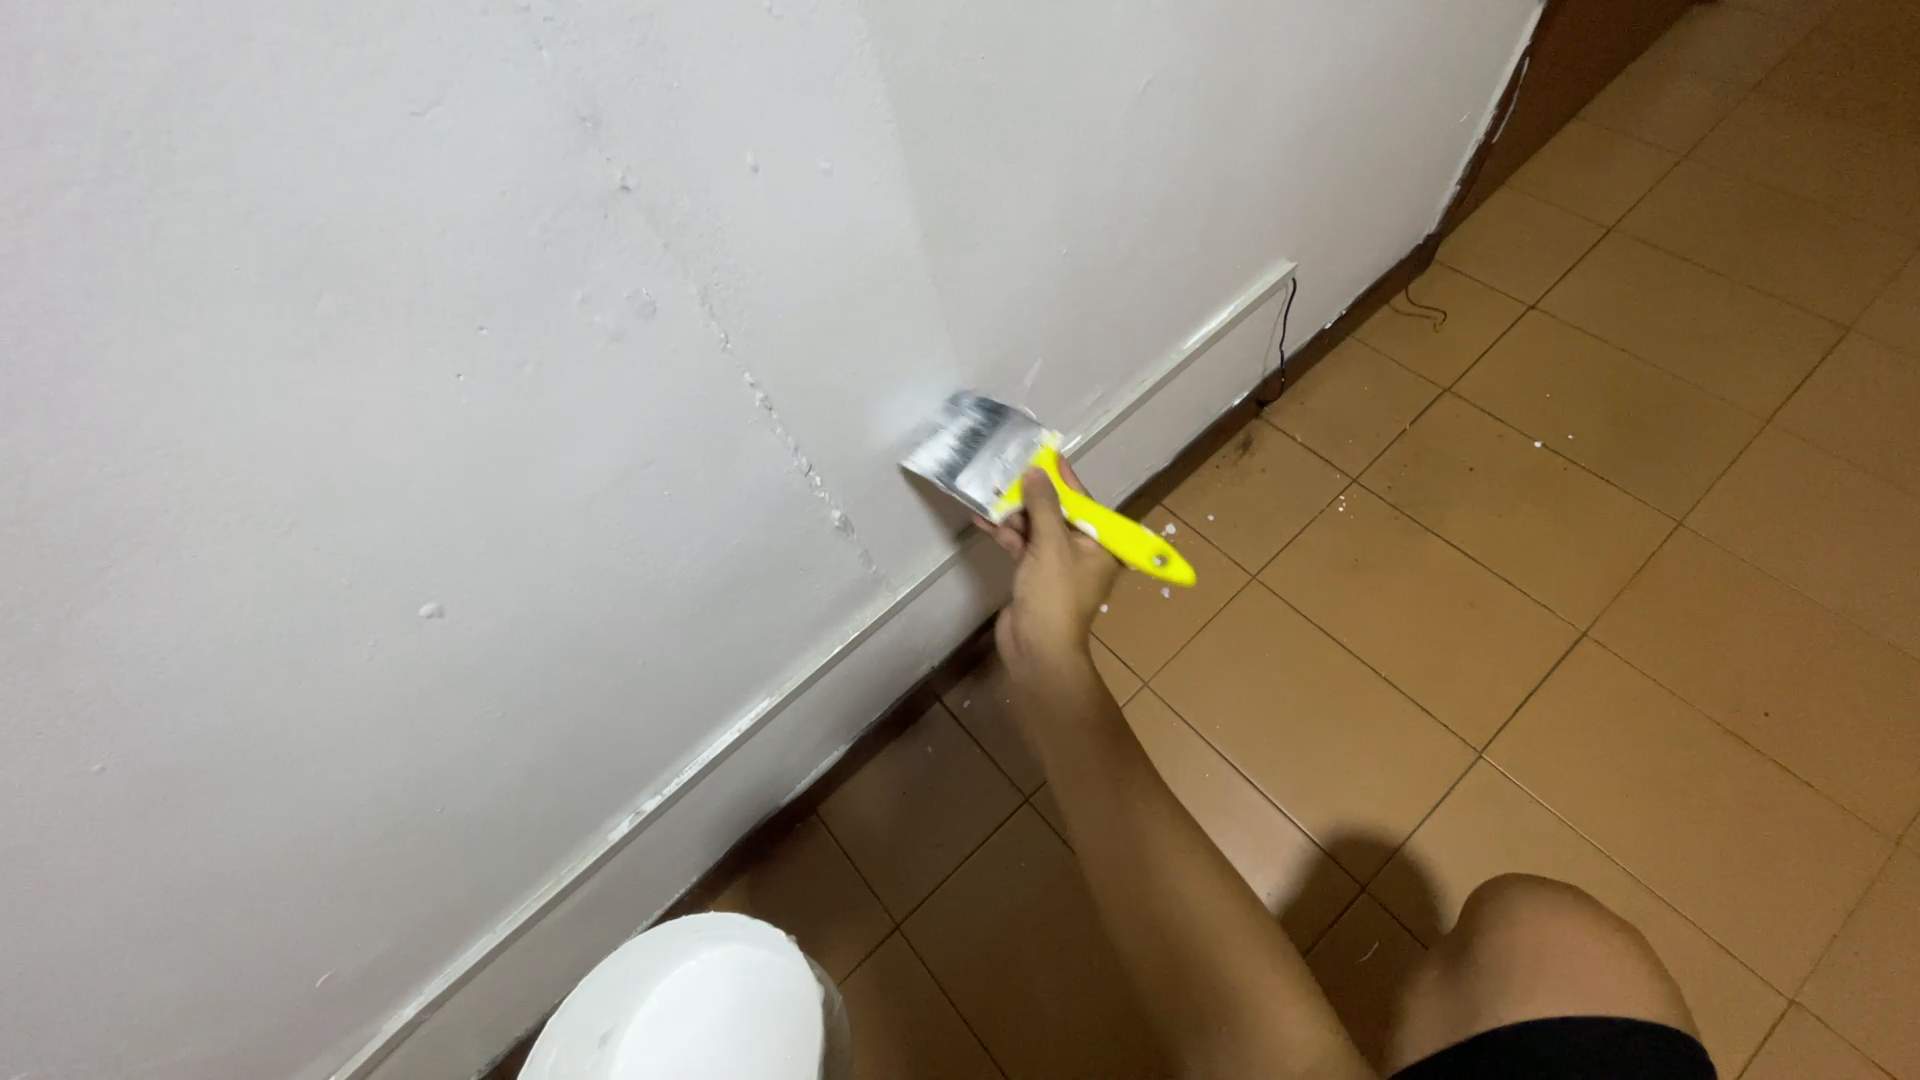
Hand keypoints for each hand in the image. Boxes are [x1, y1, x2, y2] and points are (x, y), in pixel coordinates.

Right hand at [973, 457, 1121, 681]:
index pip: (1084, 504)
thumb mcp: (1051, 544)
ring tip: (991, 501)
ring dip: (1014, 517)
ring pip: (1036, 530)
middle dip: (1031, 498)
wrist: (1036, 648)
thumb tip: (1036, 471)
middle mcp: (1083, 553)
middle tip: (1008, 476)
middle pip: (1057, 514)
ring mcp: (1057, 565)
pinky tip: (984, 522)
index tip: (1046, 456)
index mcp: (1101, 546)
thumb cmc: (1054, 595)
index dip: (1064, 480)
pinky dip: (1007, 536)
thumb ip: (1044, 505)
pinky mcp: (1034, 576)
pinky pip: (1023, 547)